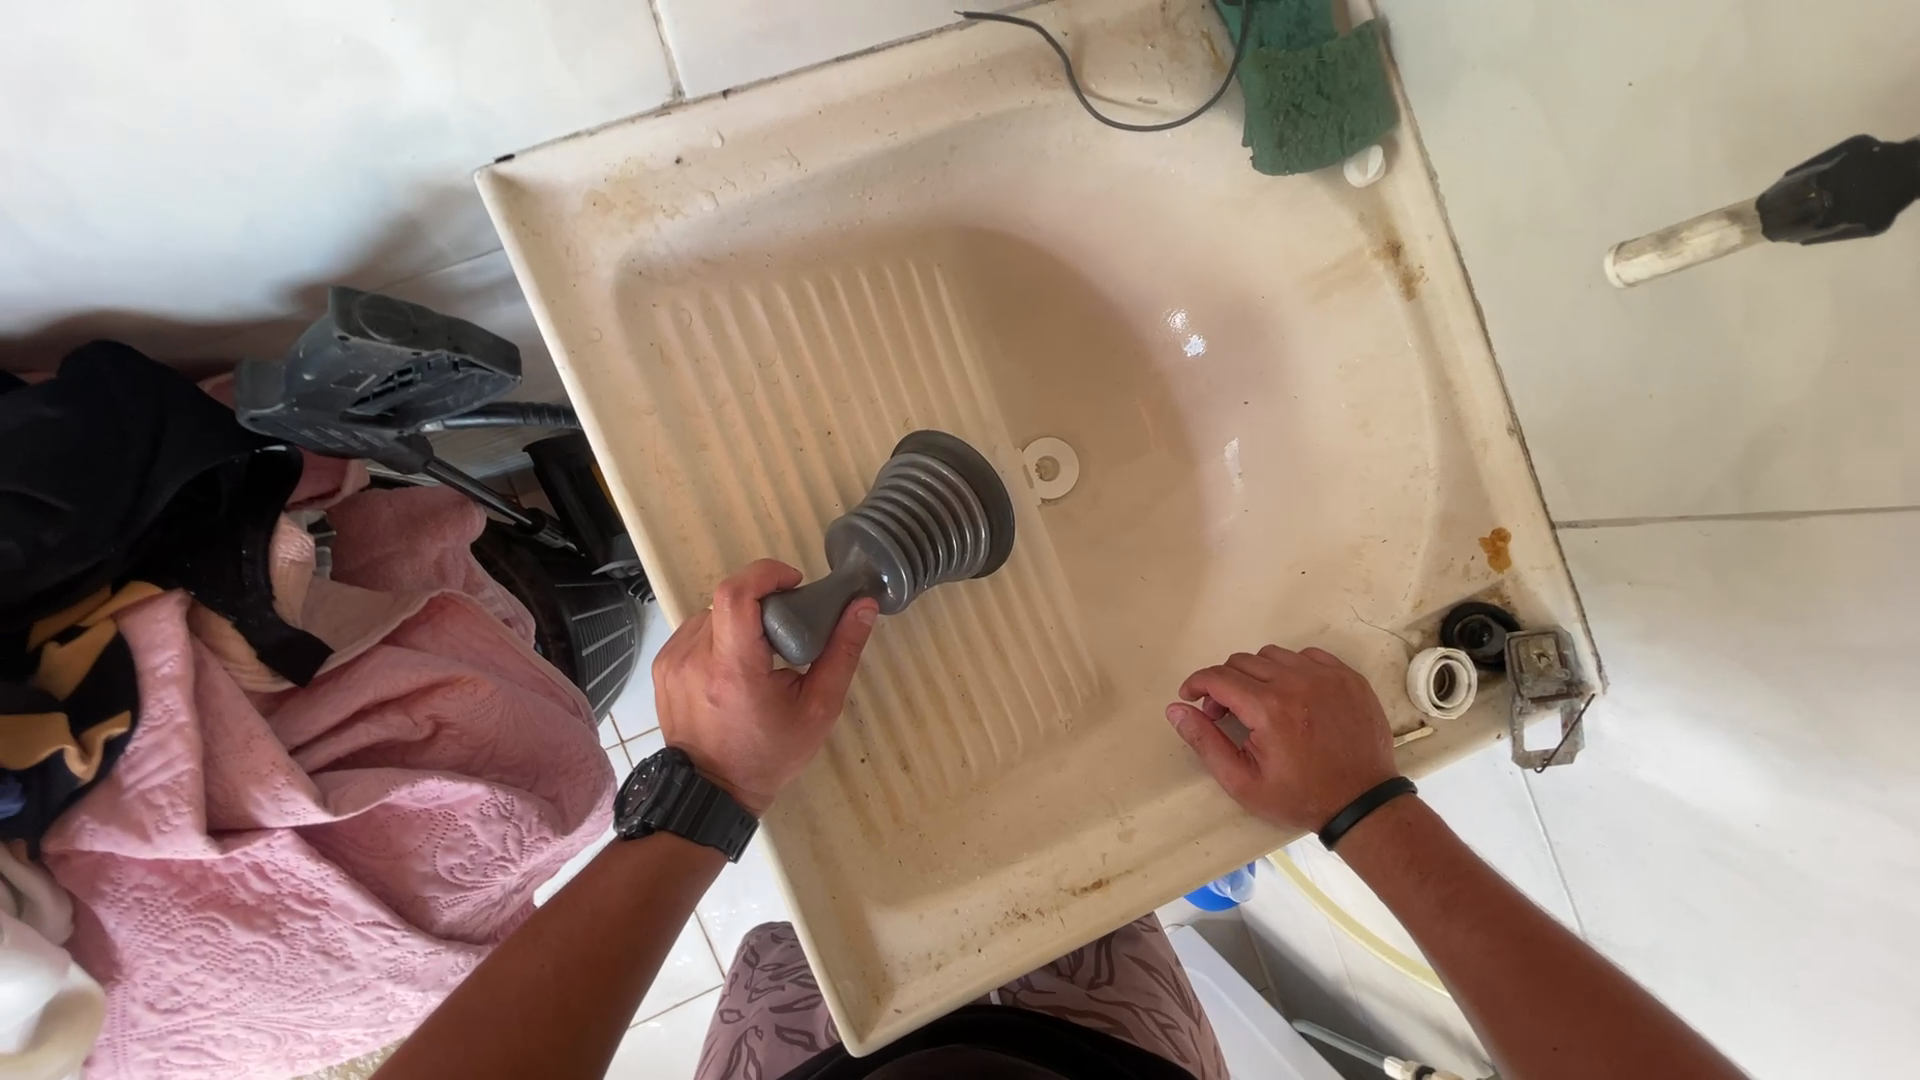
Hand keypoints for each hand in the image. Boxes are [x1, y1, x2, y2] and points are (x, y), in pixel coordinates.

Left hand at [653, 560, 878, 815]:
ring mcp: (672, 660)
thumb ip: (842, 652)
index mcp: (732, 667)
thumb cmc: (770, 755)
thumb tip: (863, 606)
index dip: (766, 574)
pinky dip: (721, 636)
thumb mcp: (819, 708)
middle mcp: (693, 657)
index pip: (735, 594)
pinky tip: (737, 666)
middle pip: (729, 600)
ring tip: (764, 653)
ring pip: (713, 613)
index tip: (793, 583)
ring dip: (742, 621)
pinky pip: (696, 630)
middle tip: (788, 626)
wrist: (711, 794)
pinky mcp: (663, 666)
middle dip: (763, 602)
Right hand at [1166, 645, 1397, 832]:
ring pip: (1272, 655)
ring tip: (1260, 704)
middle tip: (1226, 713)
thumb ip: (1204, 741)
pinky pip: (1306, 656)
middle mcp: (1296, 682)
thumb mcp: (1242, 781)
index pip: (1217, 677)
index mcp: (1268, 708)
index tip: (1191, 697)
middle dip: (1223, 683)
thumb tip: (1175, 709)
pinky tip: (1291, 696)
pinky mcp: (1348, 678)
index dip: (1196, 684)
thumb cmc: (1299, 797)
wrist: (1364, 804)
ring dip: (1256, 674)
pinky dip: (1290, 669)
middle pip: (1241, 662)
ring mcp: (1327, 676)